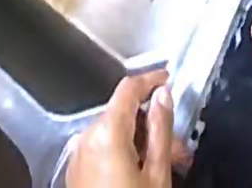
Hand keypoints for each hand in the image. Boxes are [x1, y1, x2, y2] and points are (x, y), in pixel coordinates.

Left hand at [65, 70, 176, 187]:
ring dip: (139, 139)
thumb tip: (163, 96)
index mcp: (106, 132)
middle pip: (123, 112)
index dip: (152, 78)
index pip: (129, 87)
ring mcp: (77, 157)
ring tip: (161, 161)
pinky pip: (102, 149)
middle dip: (151, 121)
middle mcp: (86, 138)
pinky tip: (139, 169)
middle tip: (176, 141)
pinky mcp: (75, 174)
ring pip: (114, 132)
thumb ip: (161, 128)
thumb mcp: (157, 174)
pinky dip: (123, 152)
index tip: (167, 79)